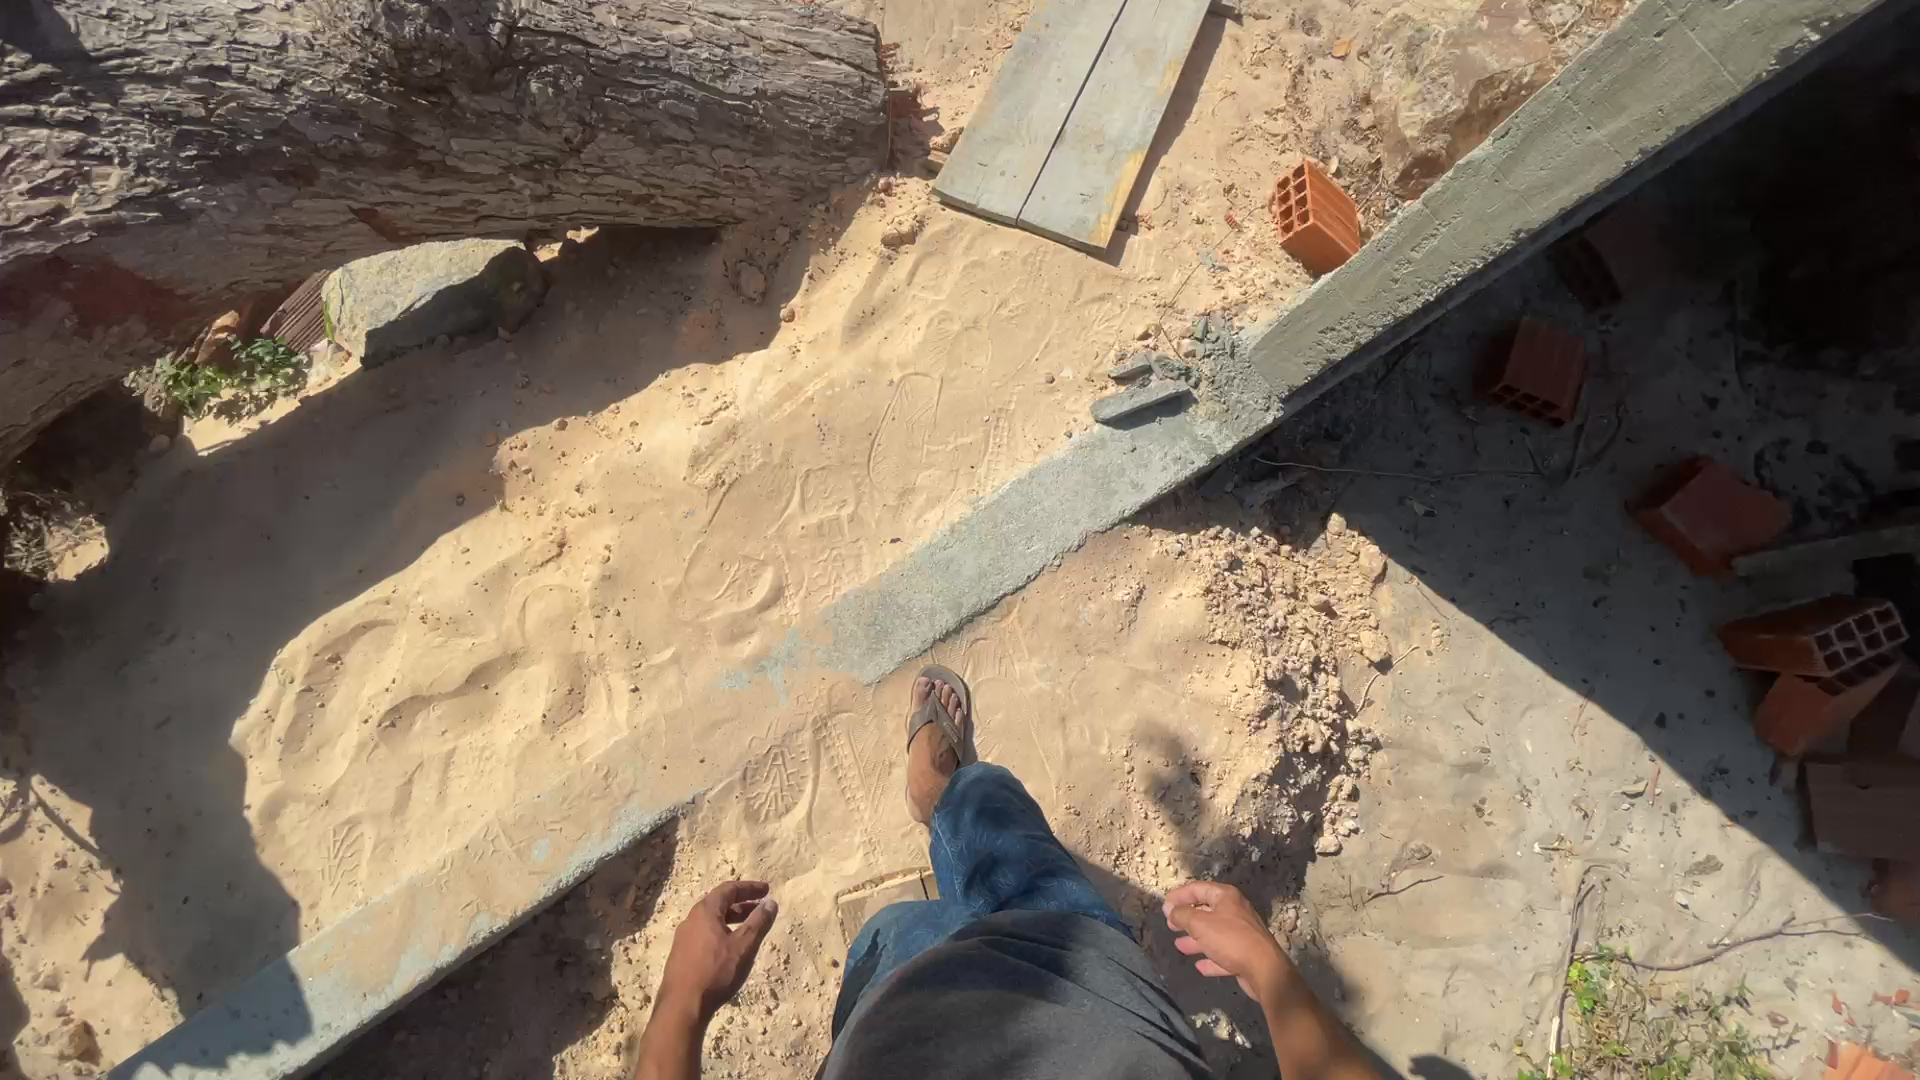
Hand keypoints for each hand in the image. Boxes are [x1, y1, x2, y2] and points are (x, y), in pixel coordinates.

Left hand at [658, 881, 778, 1022]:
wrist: (681, 1008)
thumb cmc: (716, 972)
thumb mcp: (744, 945)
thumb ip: (759, 922)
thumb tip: (771, 903)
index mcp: (705, 911)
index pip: (729, 889)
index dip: (749, 888)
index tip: (766, 890)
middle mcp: (691, 920)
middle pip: (718, 903)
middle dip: (741, 904)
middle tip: (759, 908)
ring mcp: (683, 939)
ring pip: (710, 921)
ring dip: (731, 920)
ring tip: (747, 929)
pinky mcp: (679, 956)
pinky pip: (703, 935)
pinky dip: (720, 933)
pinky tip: (728, 949)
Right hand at [1163, 881, 1292, 1005]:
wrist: (1265, 970)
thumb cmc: (1230, 939)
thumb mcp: (1199, 923)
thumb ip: (1182, 915)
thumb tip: (1170, 910)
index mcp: (1226, 897)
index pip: (1197, 889)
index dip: (1179, 896)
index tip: (1165, 907)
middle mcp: (1235, 911)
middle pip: (1206, 911)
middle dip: (1187, 919)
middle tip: (1171, 925)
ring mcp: (1242, 934)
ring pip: (1213, 934)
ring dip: (1196, 940)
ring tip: (1180, 946)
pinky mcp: (1246, 955)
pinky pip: (1223, 954)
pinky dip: (1211, 958)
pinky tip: (1200, 966)